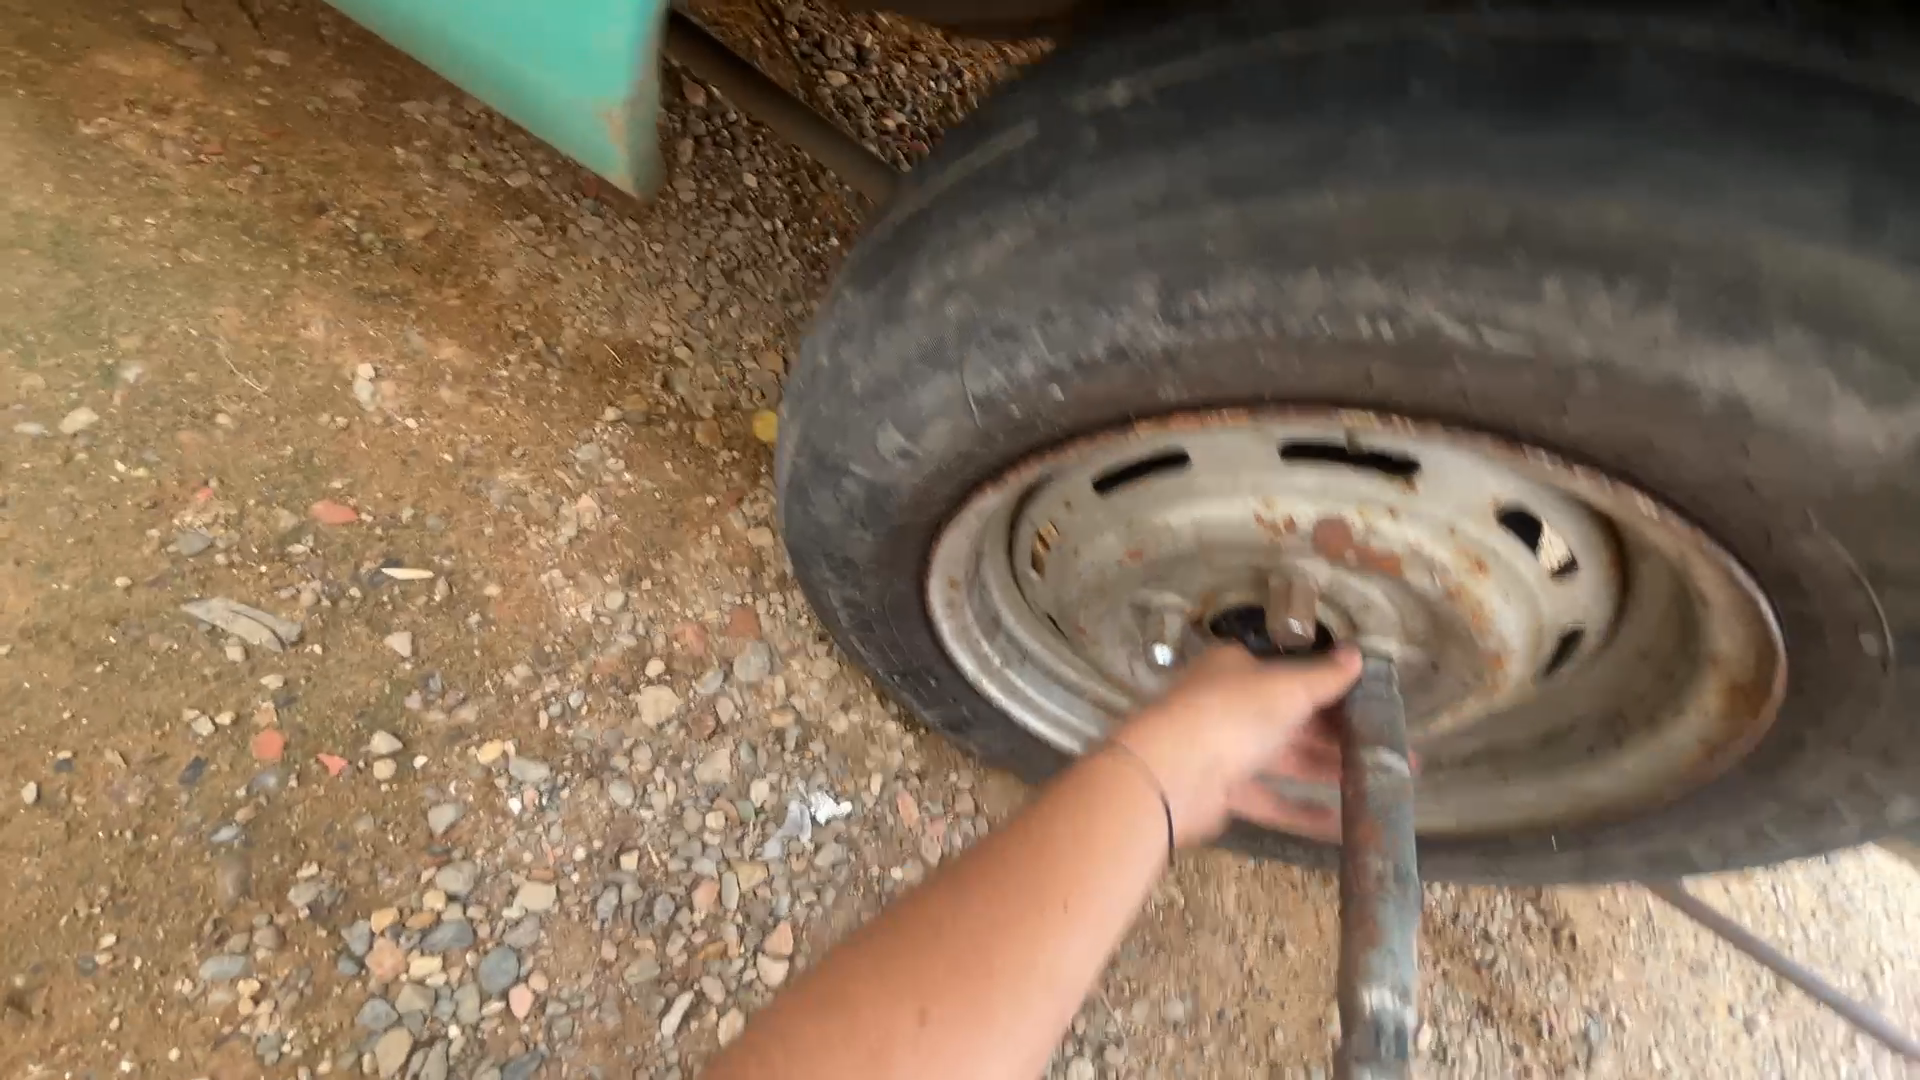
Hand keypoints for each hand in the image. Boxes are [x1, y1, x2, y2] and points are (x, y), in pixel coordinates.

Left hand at [1110, 645, 1360, 846]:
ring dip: (1330, 768)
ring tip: (1384, 781)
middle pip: (1290, 717)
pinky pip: (1271, 800)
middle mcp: (1228, 705)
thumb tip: (1357, 655)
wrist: (1174, 772)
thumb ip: (1323, 676)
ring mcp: (1223, 749)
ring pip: (1284, 758)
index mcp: (1235, 669)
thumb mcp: (1286, 686)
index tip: (1374, 704)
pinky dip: (1303, 810)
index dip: (1330, 687)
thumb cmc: (1232, 713)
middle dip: (1339, 733)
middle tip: (1394, 750)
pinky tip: (1343, 823)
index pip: (1289, 674)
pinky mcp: (1223, 791)